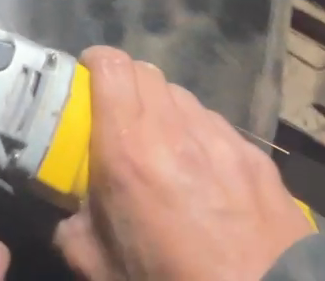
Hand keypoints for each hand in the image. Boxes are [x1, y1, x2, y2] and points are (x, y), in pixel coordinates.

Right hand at [54, 47, 311, 280]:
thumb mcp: (97, 262)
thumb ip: (70, 223)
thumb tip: (67, 212)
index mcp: (127, 147)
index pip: (110, 64)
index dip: (95, 63)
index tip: (86, 81)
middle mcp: (173, 130)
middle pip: (145, 71)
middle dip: (126, 84)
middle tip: (119, 115)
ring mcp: (221, 141)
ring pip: (182, 97)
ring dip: (165, 110)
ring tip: (164, 147)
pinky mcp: (257, 160)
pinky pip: (217, 127)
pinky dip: (201, 136)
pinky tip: (205, 174)